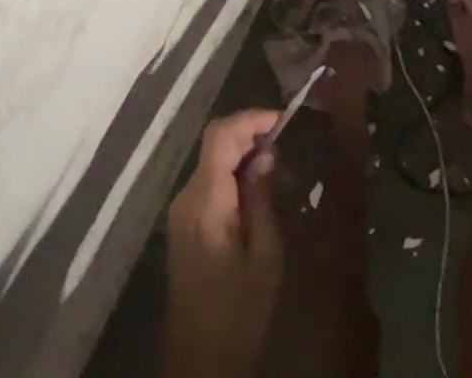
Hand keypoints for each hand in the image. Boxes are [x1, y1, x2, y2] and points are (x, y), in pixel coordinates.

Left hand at [162, 109, 283, 377]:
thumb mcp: (265, 256)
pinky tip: (261, 191)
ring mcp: (181, 211)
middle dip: (251, 134)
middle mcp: (186, 197)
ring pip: (212, 161)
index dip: (252, 118)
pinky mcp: (184, 225)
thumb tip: (265, 155)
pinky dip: (234, 174)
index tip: (285, 120)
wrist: (200, 358)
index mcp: (205, 201)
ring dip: (244, 154)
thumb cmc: (239, 311)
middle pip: (215, 144)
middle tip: (289, 147)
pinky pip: (209, 183)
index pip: (221, 135)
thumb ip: (263, 199)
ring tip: (282, 170)